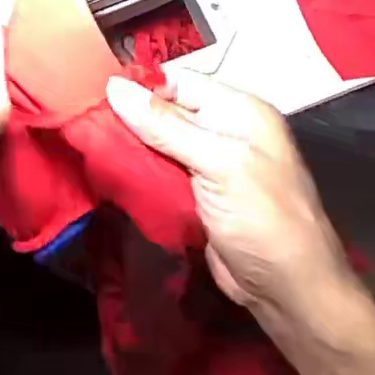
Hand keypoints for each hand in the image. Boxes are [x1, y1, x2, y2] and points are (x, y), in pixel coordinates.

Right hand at [105, 71, 357, 326]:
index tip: (97, 94)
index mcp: (239, 110)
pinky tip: (110, 170)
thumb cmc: (263, 217)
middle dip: (131, 116)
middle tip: (85, 122)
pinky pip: (161, 173)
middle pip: (168, 111)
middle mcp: (224, 130)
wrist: (290, 293)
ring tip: (89, 143)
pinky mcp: (197, 196)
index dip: (143, 86)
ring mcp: (210, 165)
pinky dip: (138, 173)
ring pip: (160, 143)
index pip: (182, 82)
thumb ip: (166, 126)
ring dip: (130, 146)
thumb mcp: (218, 164)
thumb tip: (114, 88)